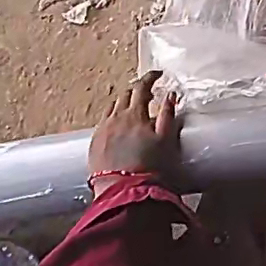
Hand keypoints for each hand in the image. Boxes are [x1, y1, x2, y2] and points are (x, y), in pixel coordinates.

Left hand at [88, 71, 178, 194]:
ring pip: (112, 107)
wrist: (123, 190)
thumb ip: (168, 115)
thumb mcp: (166, 140)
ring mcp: (103, 129)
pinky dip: (113, 118)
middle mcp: (115, 117)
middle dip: (138, 91)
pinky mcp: (95, 142)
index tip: (158, 74)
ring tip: (134, 110)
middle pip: (125, 95)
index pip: (141, 87)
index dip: (150, 77)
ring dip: (124, 104)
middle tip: (149, 95)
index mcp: (134, 114)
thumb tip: (171, 95)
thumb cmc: (149, 166)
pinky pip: (104, 122)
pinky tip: (119, 127)